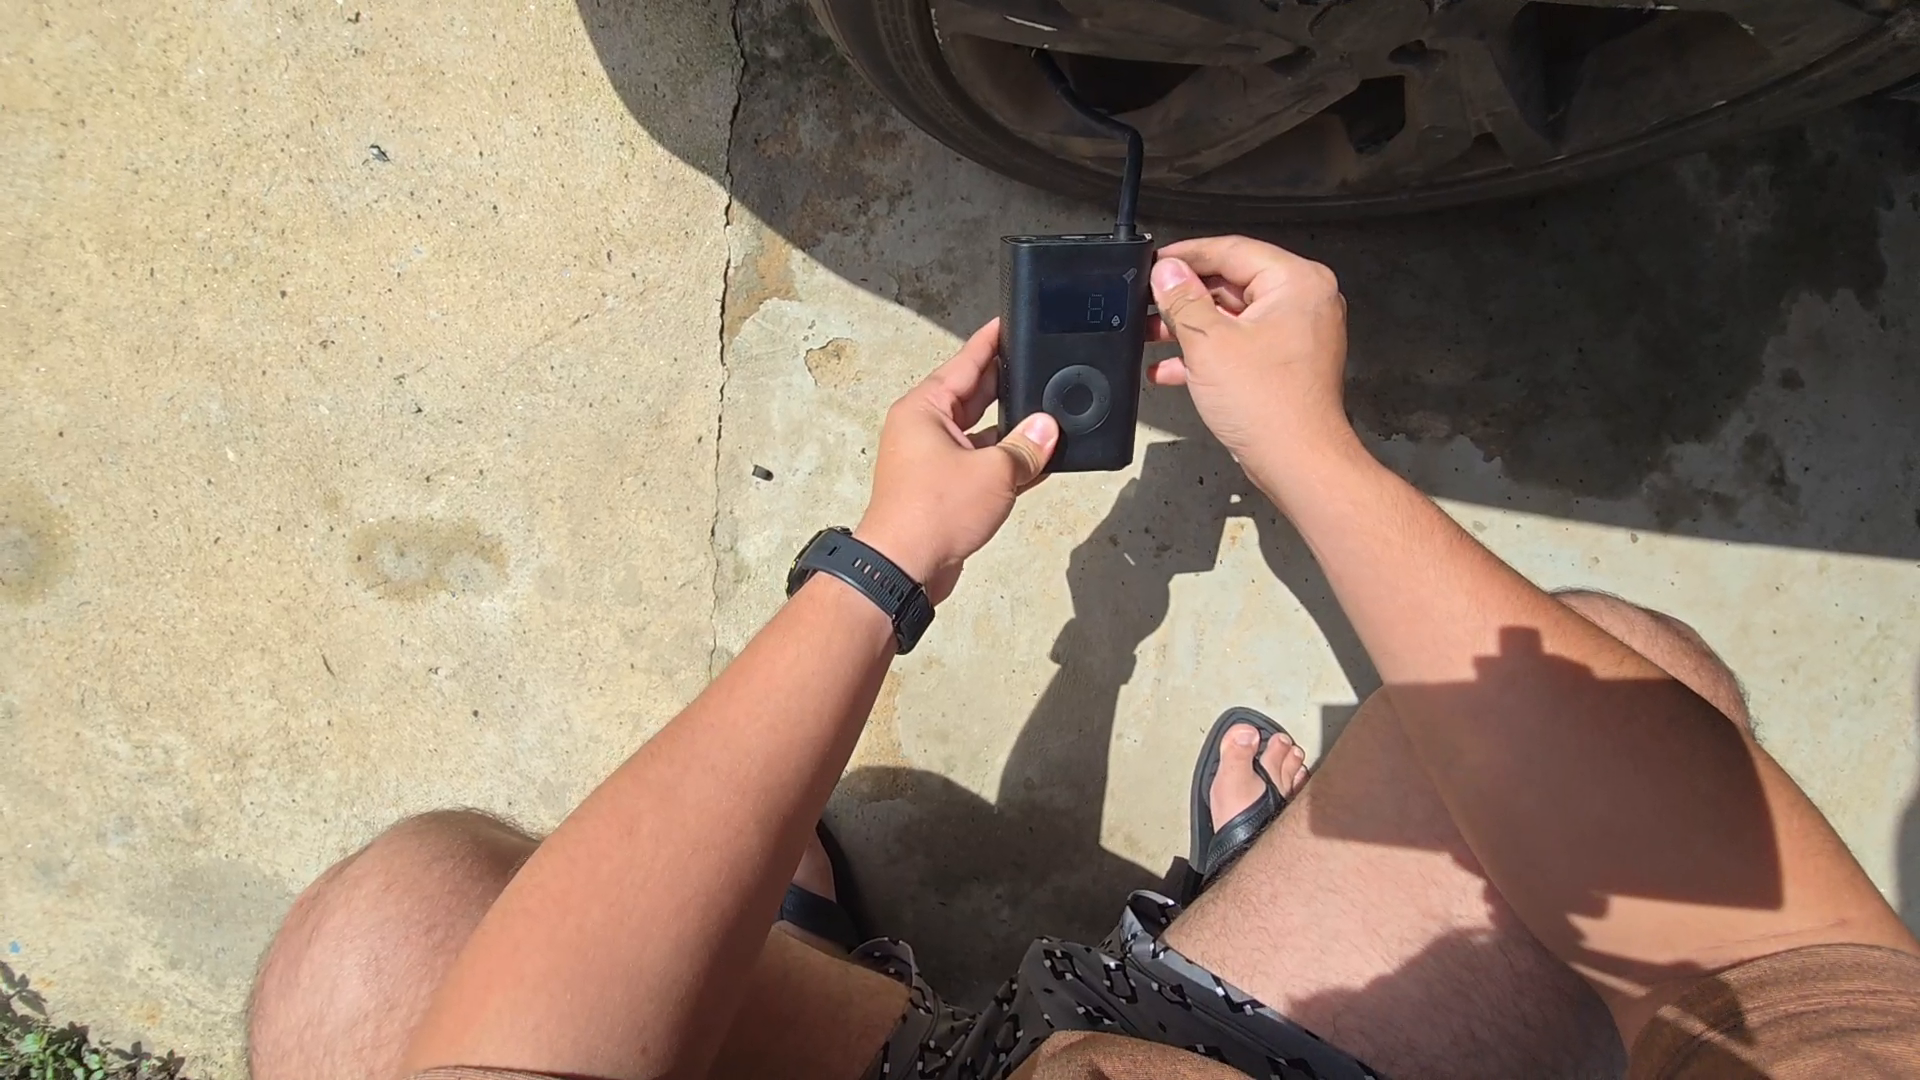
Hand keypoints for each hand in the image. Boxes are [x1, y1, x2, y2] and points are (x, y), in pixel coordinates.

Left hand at [855, 319, 1058, 603]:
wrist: (904, 568)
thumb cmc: (934, 511)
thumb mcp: (993, 472)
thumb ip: (1026, 446)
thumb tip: (1048, 429)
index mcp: (925, 409)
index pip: (965, 362)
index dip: (992, 342)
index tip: (1010, 322)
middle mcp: (925, 430)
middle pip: (973, 397)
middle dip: (1007, 385)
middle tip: (1040, 364)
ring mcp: (933, 461)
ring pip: (980, 435)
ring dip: (1011, 431)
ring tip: (1049, 415)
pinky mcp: (943, 490)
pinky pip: (980, 466)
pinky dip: (1005, 464)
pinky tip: (1038, 462)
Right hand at [1146, 235, 1356, 480]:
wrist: (1295, 460)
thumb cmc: (1267, 404)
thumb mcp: (1209, 344)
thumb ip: (1183, 301)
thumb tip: (1166, 272)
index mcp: (1295, 283)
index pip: (1233, 250)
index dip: (1188, 255)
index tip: (1156, 262)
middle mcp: (1302, 303)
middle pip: (1231, 284)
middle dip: (1185, 298)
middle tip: (1148, 302)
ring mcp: (1294, 336)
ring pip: (1231, 318)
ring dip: (1188, 329)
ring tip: (1151, 336)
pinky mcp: (1281, 365)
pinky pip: (1238, 347)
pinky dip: (1206, 355)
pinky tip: (1169, 370)